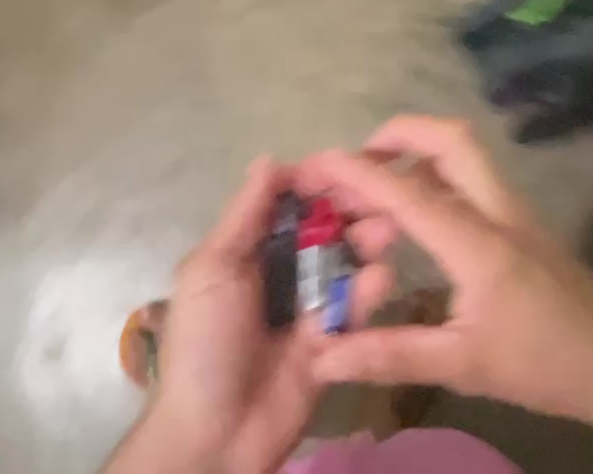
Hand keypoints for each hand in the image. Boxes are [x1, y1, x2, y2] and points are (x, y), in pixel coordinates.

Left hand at [112, 158, 392, 473]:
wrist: (214, 435)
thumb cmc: (205, 343)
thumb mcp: (212, 270)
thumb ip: (244, 215)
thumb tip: (271, 159)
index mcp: (252, 248)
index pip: (293, 201)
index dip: (320, 181)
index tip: (349, 163)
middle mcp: (286, 268)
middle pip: (327, 226)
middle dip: (353, 207)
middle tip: (381, 194)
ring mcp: (313, 303)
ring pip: (348, 261)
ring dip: (368, 240)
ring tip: (387, 229)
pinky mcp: (336, 338)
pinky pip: (357, 306)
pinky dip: (371, 289)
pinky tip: (381, 275)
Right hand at [296, 117, 592, 425]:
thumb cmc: (543, 365)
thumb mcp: (463, 366)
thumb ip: (391, 355)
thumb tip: (325, 355)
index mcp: (479, 243)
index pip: (410, 193)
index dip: (360, 173)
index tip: (320, 162)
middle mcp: (498, 211)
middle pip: (452, 139)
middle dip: (401, 132)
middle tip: (359, 158)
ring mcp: (516, 210)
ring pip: (467, 153)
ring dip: (420, 151)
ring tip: (379, 183)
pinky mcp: (523, 221)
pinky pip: (475, 177)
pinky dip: (439, 174)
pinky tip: (420, 213)